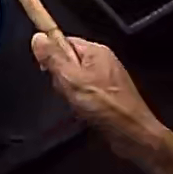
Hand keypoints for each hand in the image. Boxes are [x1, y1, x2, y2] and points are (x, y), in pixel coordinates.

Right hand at [31, 34, 160, 143]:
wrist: (134, 136)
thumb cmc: (105, 106)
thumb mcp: (71, 80)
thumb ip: (53, 58)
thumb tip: (38, 37)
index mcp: (96, 51)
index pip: (63, 40)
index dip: (51, 54)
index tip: (47, 69)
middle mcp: (104, 60)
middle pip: (68, 60)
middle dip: (62, 77)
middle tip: (67, 91)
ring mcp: (109, 77)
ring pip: (76, 78)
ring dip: (70, 91)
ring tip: (77, 103)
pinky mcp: (111, 94)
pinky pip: (86, 90)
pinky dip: (81, 100)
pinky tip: (84, 110)